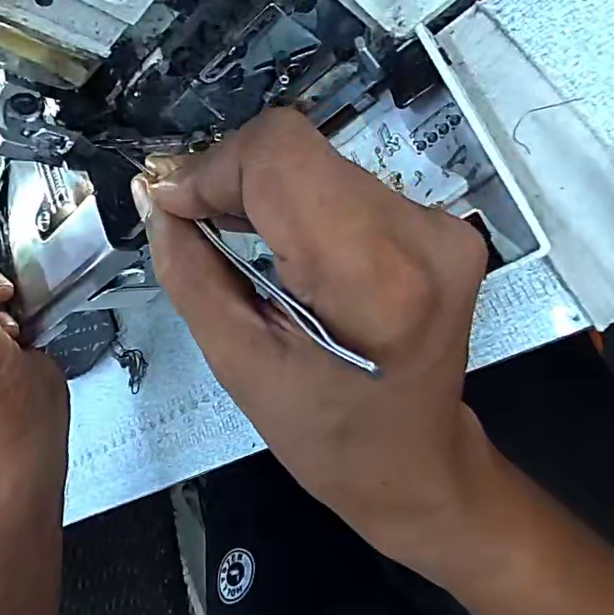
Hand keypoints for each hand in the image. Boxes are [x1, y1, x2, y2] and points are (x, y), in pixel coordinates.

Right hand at [143, 109, 495, 570]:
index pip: (284, 154)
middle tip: (205, 224)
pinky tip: (304, 253)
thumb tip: (161, 203)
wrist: (416, 460)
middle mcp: (426, 239)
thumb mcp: (243, 366)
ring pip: (332, 168)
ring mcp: (447, 231)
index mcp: (375, 281)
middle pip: (306, 155)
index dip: (218, 168)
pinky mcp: (452, 232)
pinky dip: (318, 210)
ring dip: (280, 196)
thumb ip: (193, 272)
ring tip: (254, 245)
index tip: (182, 208)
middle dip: (241, 182)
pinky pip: (361, 192)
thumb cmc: (330, 436)